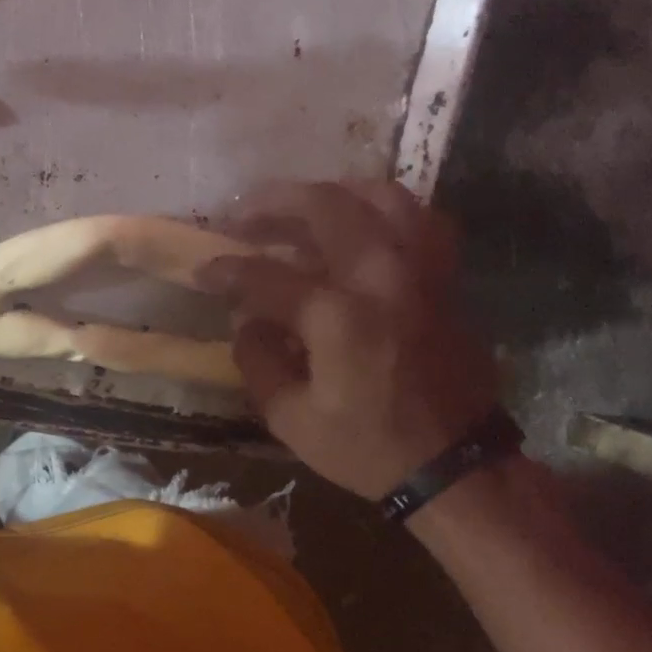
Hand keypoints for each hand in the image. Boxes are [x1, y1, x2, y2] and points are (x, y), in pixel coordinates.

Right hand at [200, 181, 499, 499]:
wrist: (452, 459)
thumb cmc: (361, 444)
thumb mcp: (287, 416)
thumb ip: (258, 360)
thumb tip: (247, 322)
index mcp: (338, 316)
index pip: (268, 275)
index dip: (227, 269)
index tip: (200, 269)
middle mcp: (384, 277)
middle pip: (330, 210)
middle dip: (277, 204)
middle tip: (241, 212)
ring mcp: (423, 271)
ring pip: (383, 198)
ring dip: (334, 192)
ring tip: (298, 203)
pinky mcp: (445, 277)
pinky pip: (417, 218)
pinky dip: (382, 209)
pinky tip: (356, 221)